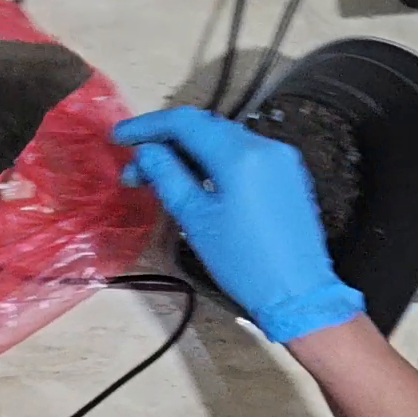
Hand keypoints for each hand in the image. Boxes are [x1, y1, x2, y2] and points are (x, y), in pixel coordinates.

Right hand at [114, 108, 362, 342]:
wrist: (298, 293)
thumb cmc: (242, 262)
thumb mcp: (196, 220)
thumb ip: (168, 177)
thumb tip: (146, 152)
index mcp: (240, 155)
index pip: (185, 123)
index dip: (148, 127)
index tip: (119, 138)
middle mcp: (264, 145)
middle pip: (205, 128)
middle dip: (166, 144)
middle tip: (135, 172)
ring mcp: (281, 158)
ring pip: (224, 142)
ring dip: (189, 154)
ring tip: (160, 180)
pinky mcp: (287, 175)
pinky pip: (243, 157)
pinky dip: (214, 163)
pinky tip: (195, 183)